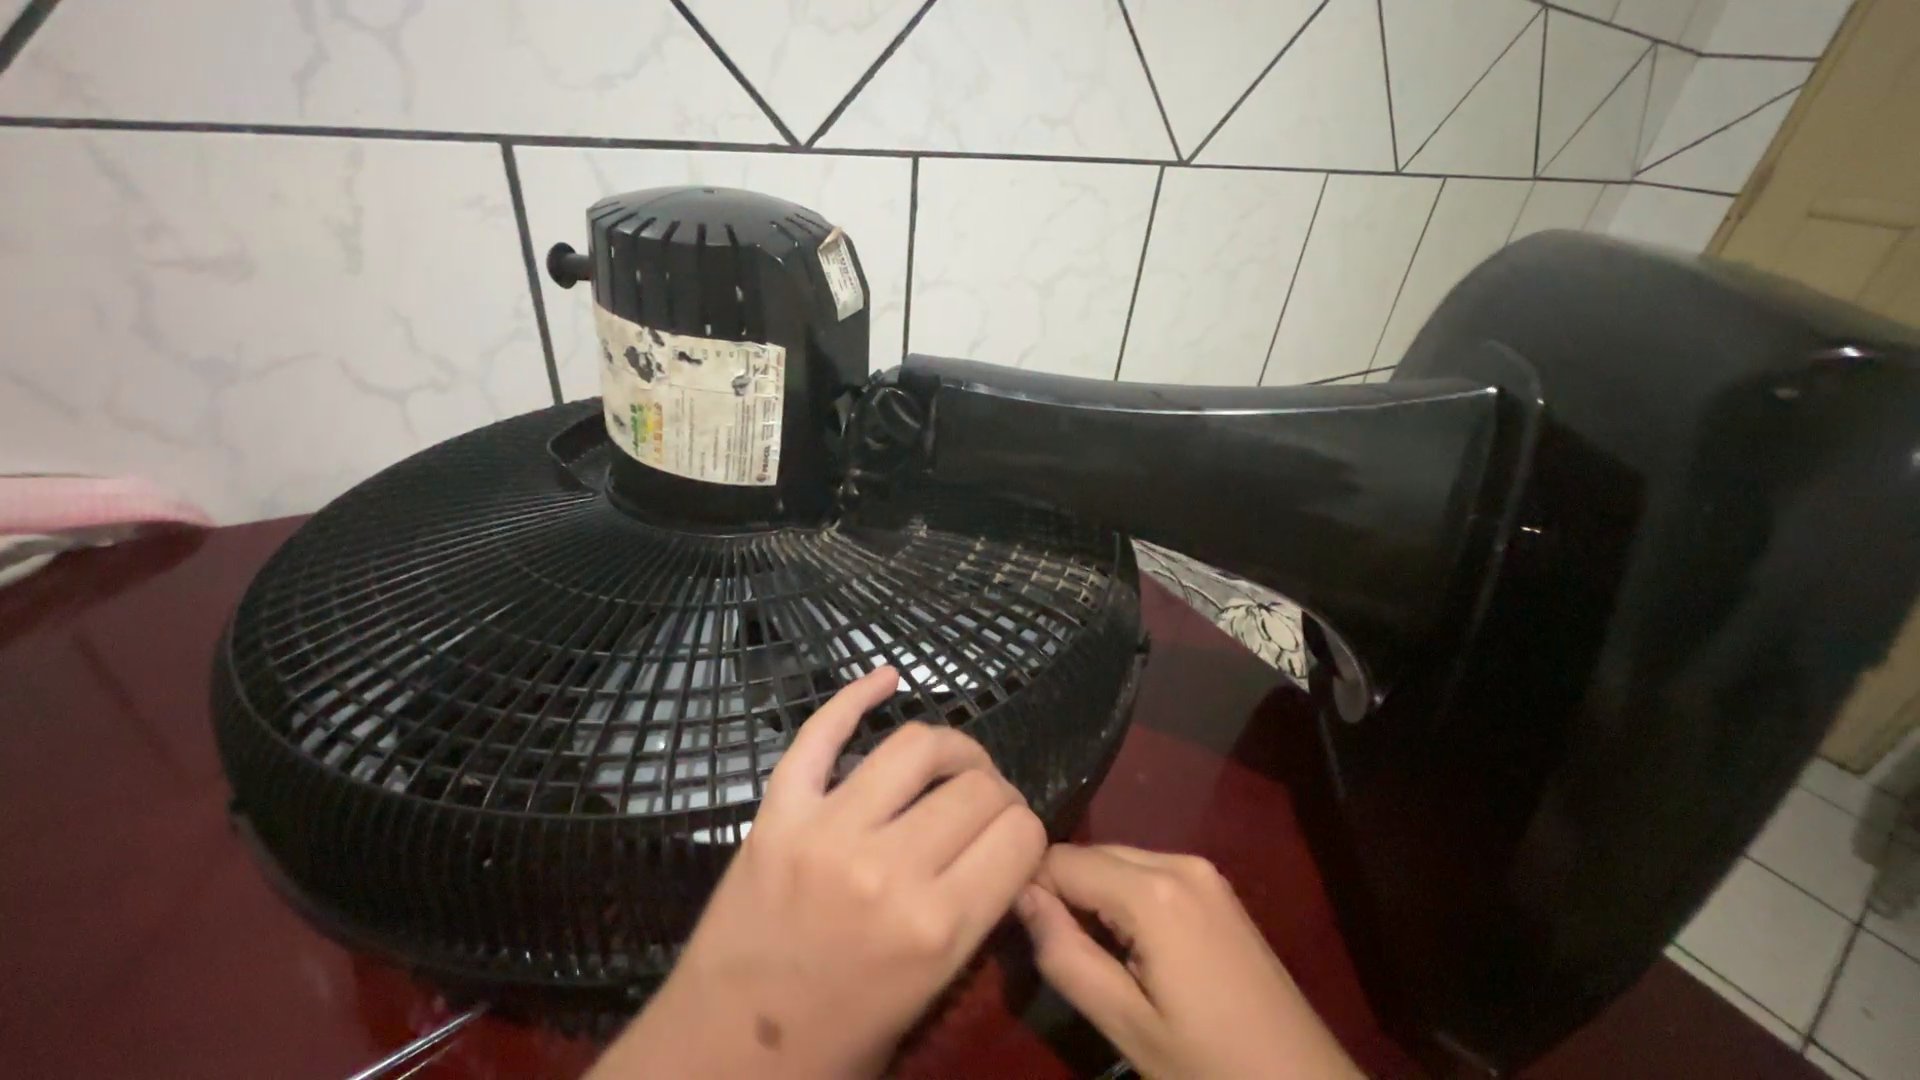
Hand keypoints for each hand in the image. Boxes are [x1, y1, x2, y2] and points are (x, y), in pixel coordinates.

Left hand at [588, 667, 1047, 1079]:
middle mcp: (889, 868)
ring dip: (950, 747)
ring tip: (949, 765)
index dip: (1026, 831)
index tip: (1010, 841)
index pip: (1021, 833)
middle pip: (980, 786)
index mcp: (938, 926)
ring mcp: (827, 830)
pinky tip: (885, 679)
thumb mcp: (932, 992)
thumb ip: (977, 913)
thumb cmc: (838, 1038)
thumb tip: (1005, 846)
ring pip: (917, 745)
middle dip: (995, 792)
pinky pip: (822, 733)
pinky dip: (856, 696)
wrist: (723, 1053)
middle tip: (981, 809)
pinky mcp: (778, 810)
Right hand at [1015, 844, 1363, 1079]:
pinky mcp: (1217, 890)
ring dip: (1093, 898)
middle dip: (1063, 893)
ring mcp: (1204, 872)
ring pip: (1118, 863)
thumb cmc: (1212, 1068)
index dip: (1031, 891)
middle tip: (1055, 954)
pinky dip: (1125, 900)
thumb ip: (1065, 955)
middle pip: (1091, 856)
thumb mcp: (1126, 1024)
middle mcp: (1178, 861)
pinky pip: (1149, 876)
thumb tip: (1021, 896)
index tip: (1020, 935)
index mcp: (1153, 891)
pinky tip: (1131, 950)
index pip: (1061, 860)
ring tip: (1092, 957)